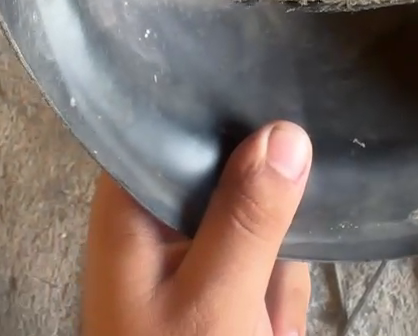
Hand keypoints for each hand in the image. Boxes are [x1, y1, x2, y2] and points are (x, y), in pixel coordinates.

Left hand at [82, 121, 313, 335]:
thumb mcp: (214, 302)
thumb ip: (248, 216)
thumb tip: (286, 132)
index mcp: (130, 202)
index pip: (173, 121)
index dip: (224, 111)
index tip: (274, 104)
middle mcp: (155, 216)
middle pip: (229, 169)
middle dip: (265, 219)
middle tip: (265, 273)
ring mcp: (188, 254)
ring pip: (257, 221)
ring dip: (274, 275)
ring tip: (258, 327)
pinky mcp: (216, 286)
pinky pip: (264, 266)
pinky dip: (274, 302)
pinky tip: (265, 333)